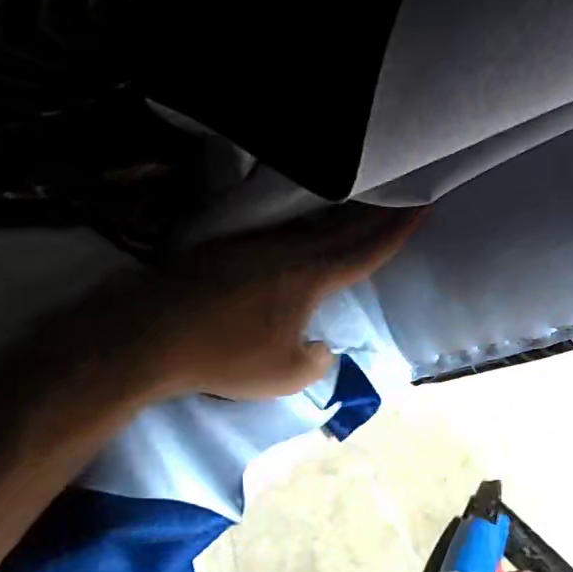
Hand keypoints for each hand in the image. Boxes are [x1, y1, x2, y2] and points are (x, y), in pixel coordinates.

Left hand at [114, 205, 422, 400]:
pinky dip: (299, 228)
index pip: (365, 251)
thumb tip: (320, 346)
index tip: (422, 206)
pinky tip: (295, 232)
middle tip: (402, 196)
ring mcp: (252, 244)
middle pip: (341, 227)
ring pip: (306, 225)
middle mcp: (286, 251)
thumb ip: (316, 361)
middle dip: (377, 214)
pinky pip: (275, 232)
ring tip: (357, 209)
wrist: (150, 335)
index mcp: (310, 278)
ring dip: (337, 217)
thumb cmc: (226, 357)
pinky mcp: (223, 247)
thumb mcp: (285, 375)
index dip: (397, 231)